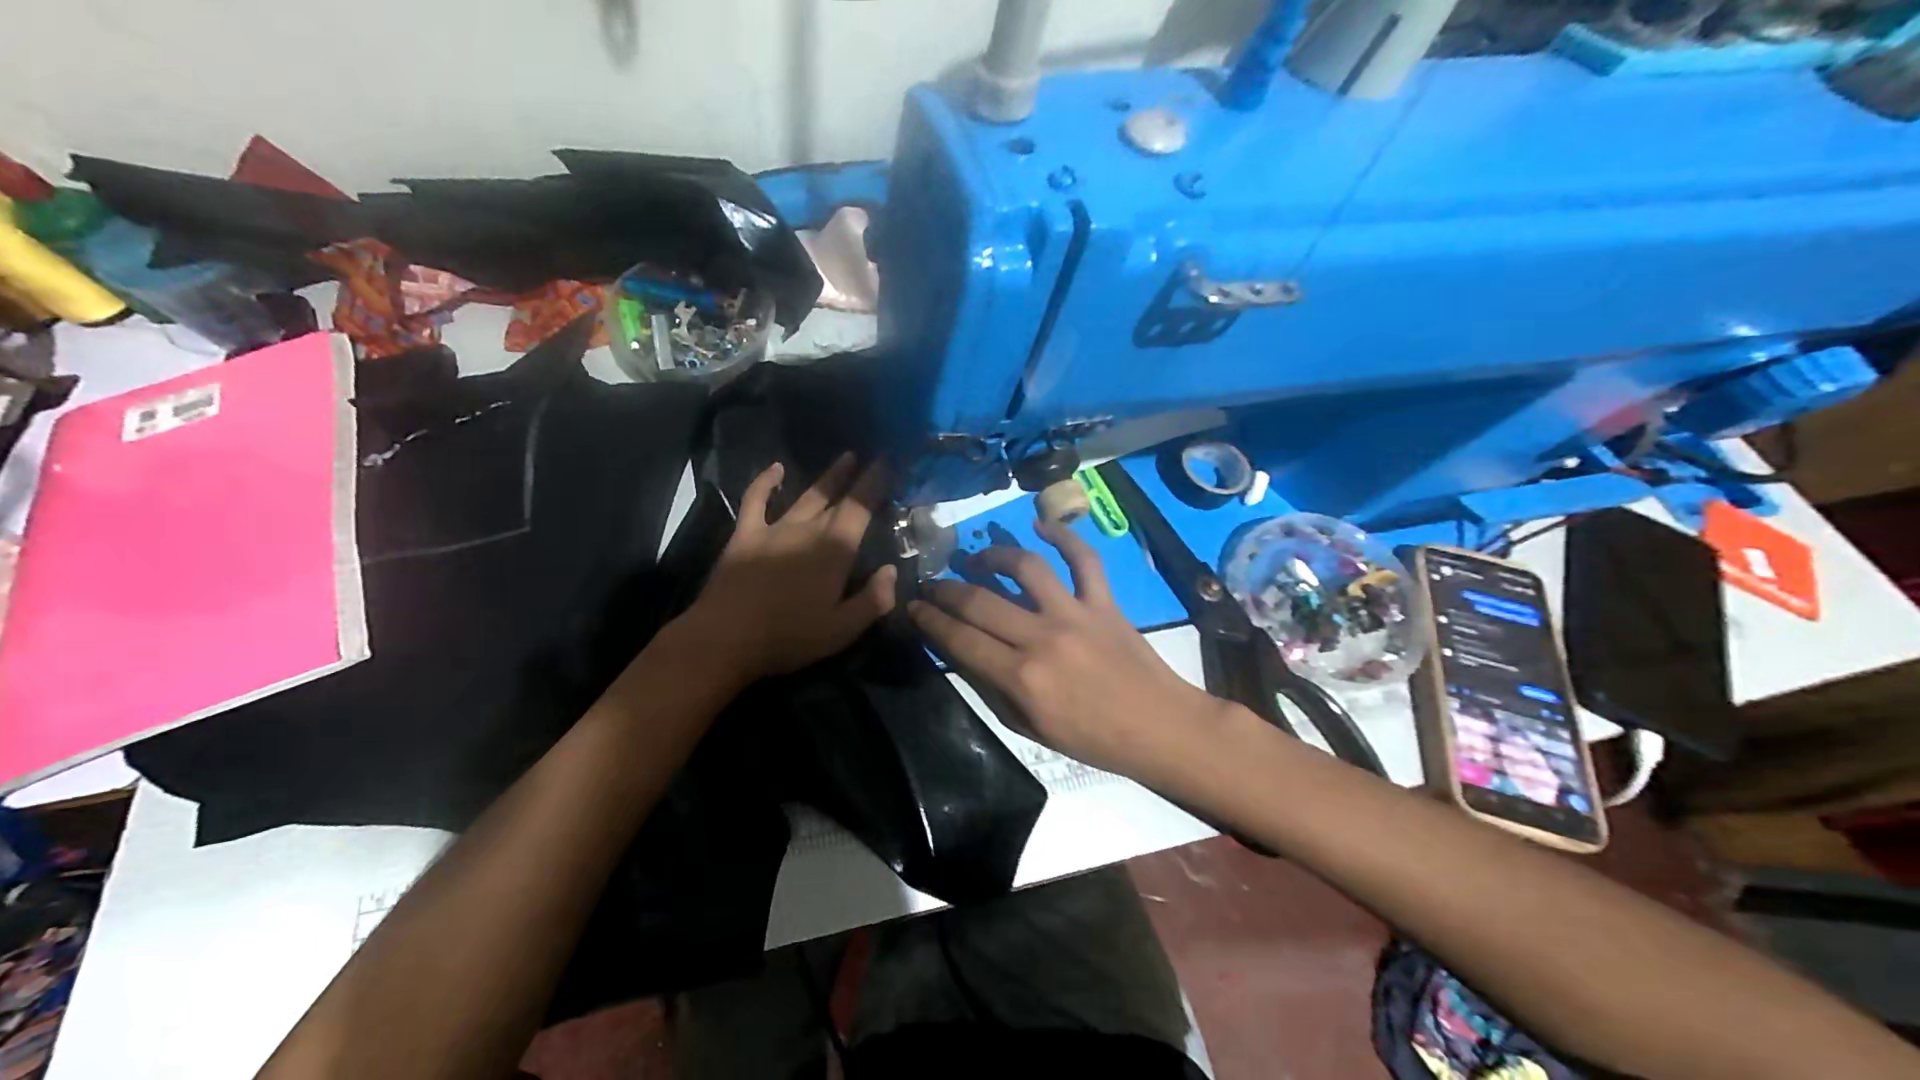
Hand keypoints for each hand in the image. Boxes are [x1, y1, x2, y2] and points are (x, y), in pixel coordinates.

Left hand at [677, 454, 897, 680]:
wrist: (724, 639)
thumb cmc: (789, 637)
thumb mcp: (842, 630)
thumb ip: (874, 600)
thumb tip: (891, 571)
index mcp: (835, 549)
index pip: (861, 506)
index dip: (877, 482)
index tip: (890, 461)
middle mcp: (808, 529)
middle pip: (838, 497)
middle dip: (859, 477)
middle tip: (875, 456)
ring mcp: (774, 529)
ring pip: (807, 496)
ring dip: (828, 476)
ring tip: (845, 458)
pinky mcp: (745, 535)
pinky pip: (756, 500)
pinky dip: (765, 482)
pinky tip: (775, 468)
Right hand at [907, 521, 1230, 780]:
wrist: (1157, 727)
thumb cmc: (1090, 738)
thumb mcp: (1029, 728)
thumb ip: (991, 689)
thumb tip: (960, 652)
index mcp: (1022, 677)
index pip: (959, 639)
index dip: (929, 619)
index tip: (912, 605)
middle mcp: (1042, 637)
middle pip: (979, 600)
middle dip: (945, 588)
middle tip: (932, 583)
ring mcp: (1075, 613)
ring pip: (1024, 567)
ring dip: (992, 556)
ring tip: (976, 559)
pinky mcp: (1104, 601)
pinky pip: (1083, 558)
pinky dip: (1062, 535)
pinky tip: (1040, 524)